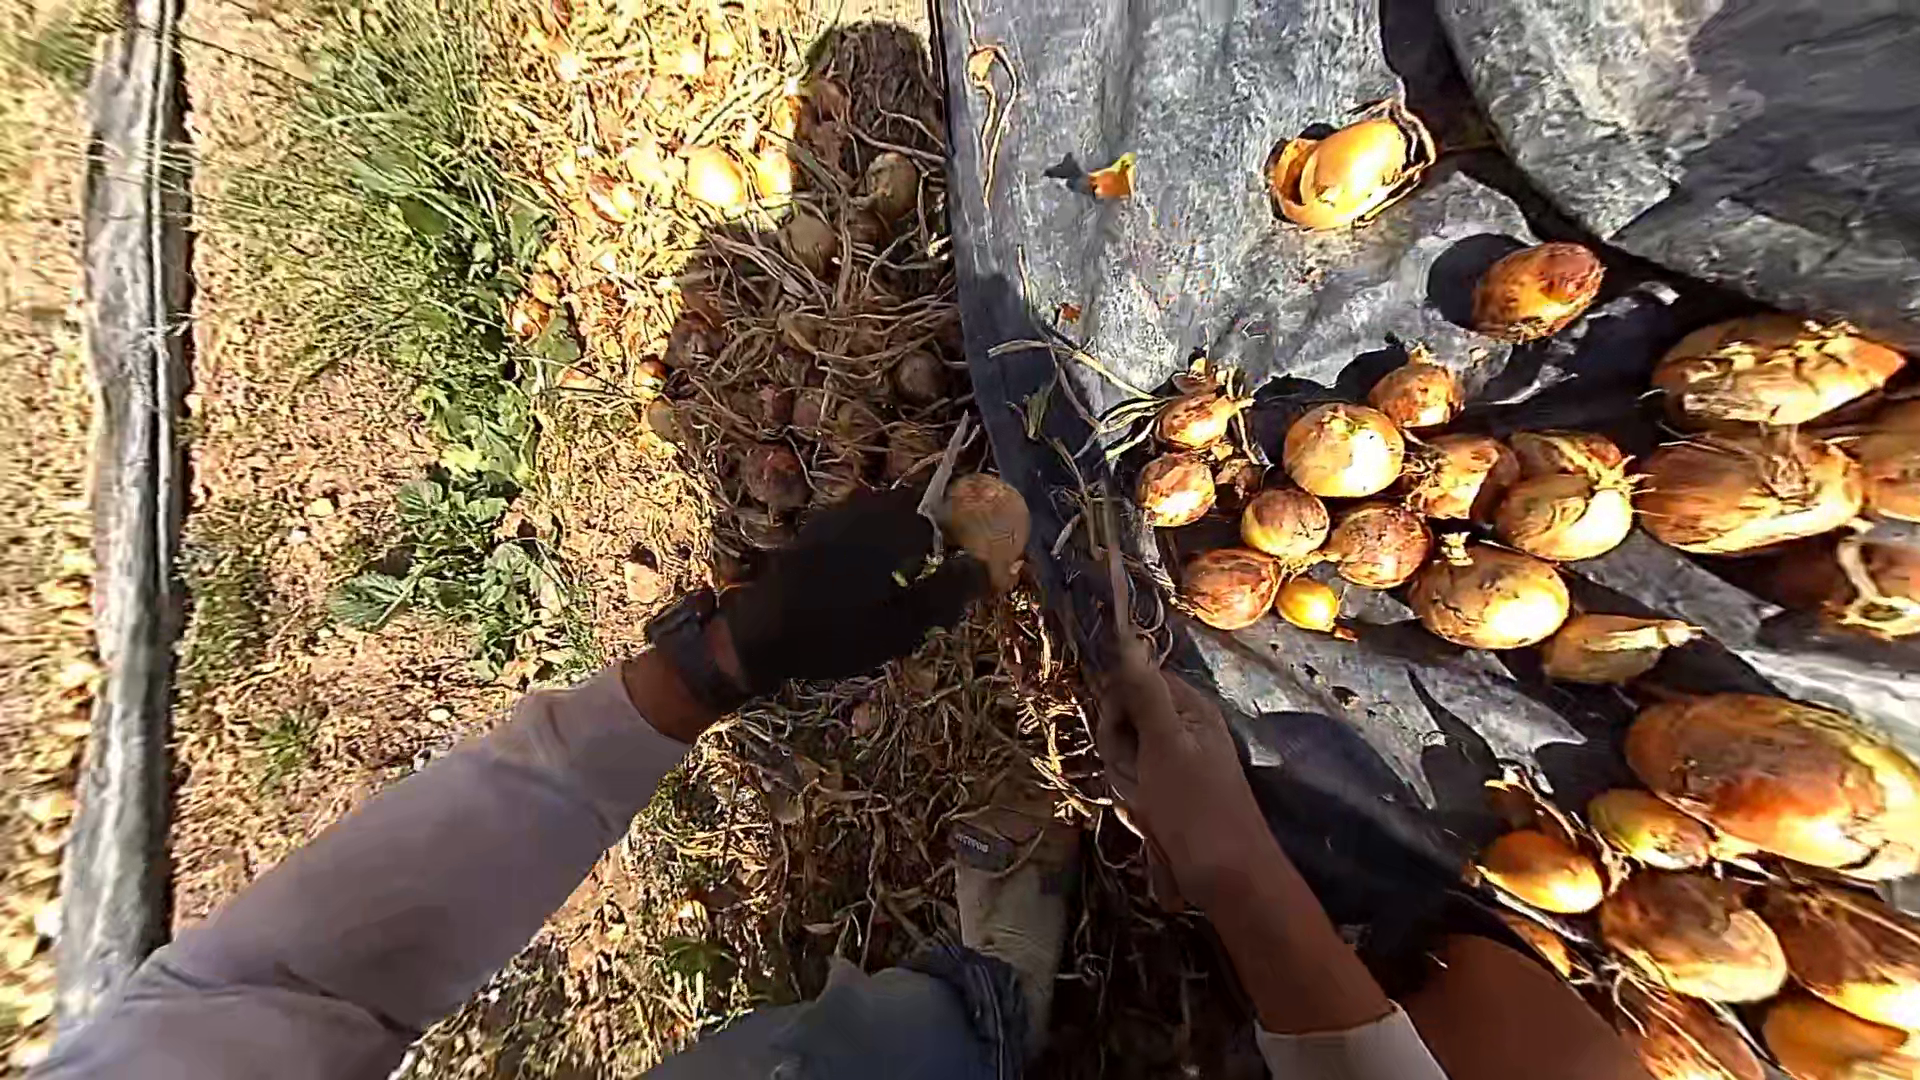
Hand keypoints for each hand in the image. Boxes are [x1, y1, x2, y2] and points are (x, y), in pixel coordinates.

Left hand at [718, 486, 985, 693]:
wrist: (760, 635)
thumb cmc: (835, 635)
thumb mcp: (900, 628)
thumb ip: (946, 593)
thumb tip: (980, 565)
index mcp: (891, 531)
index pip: (942, 514)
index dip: (957, 536)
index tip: (958, 563)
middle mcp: (866, 511)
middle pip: (915, 505)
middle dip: (930, 530)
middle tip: (930, 569)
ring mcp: (838, 515)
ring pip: (887, 509)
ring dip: (902, 532)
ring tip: (900, 573)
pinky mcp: (819, 526)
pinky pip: (861, 519)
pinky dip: (875, 536)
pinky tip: (866, 571)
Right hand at [1095, 637, 1276, 909]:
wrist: (1228, 879)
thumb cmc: (1196, 807)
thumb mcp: (1165, 744)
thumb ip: (1144, 692)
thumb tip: (1129, 639)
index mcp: (1188, 706)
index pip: (1133, 680)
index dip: (1116, 704)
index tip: (1117, 732)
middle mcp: (1181, 725)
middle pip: (1123, 716)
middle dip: (1118, 747)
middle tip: (1137, 774)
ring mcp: (1174, 758)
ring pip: (1121, 750)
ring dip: (1124, 777)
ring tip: (1145, 800)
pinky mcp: (1167, 787)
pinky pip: (1131, 778)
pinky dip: (1132, 797)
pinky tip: (1147, 815)